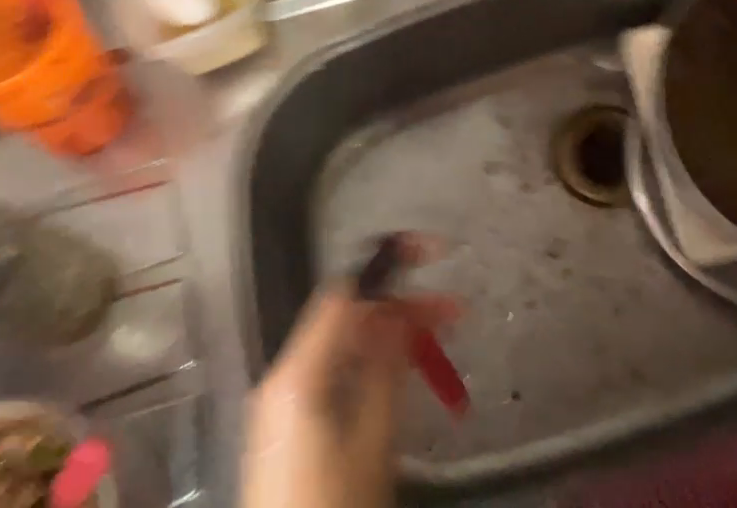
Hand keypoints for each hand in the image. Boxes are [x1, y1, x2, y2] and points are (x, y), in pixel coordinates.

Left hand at [241, 240, 457, 507]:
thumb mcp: (372, 441)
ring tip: (439, 338)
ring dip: (390, 336)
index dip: (388, 266)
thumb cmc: (334, 505)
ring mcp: (281, 403)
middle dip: (402, 308)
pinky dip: (369, 362)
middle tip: (455, 309)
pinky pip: (332, 373)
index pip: (345, 294)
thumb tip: (400, 312)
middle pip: (347, 320)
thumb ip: (386, 370)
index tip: (429, 253)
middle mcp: (282, 379)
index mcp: (298, 374)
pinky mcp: (288, 426)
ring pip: (343, 347)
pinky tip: (401, 371)